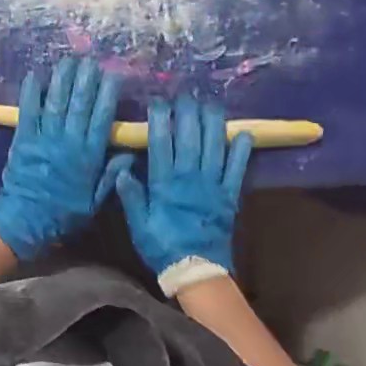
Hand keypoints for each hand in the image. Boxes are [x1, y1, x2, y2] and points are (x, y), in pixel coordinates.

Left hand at [0, 57, 132, 260]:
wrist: (26, 219)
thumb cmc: (64, 213)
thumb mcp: (95, 202)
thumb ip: (111, 177)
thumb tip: (130, 154)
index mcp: (88, 156)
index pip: (102, 119)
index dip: (108, 95)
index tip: (113, 76)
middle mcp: (68, 142)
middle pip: (79, 104)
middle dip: (86, 80)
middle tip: (91, 60)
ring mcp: (44, 138)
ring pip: (56, 103)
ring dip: (62, 80)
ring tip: (69, 60)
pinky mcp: (23, 139)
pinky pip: (28, 112)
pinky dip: (31, 94)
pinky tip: (35, 75)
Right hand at [113, 95, 253, 280]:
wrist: (196, 271)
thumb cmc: (162, 246)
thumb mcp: (138, 224)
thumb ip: (132, 196)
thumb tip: (122, 168)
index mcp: (165, 183)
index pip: (161, 143)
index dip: (160, 120)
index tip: (158, 103)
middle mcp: (190, 178)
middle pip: (190, 137)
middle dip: (188, 113)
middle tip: (186, 95)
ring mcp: (213, 185)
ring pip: (215, 146)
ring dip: (213, 123)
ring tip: (210, 104)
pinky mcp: (230, 195)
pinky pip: (238, 168)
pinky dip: (241, 150)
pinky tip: (244, 133)